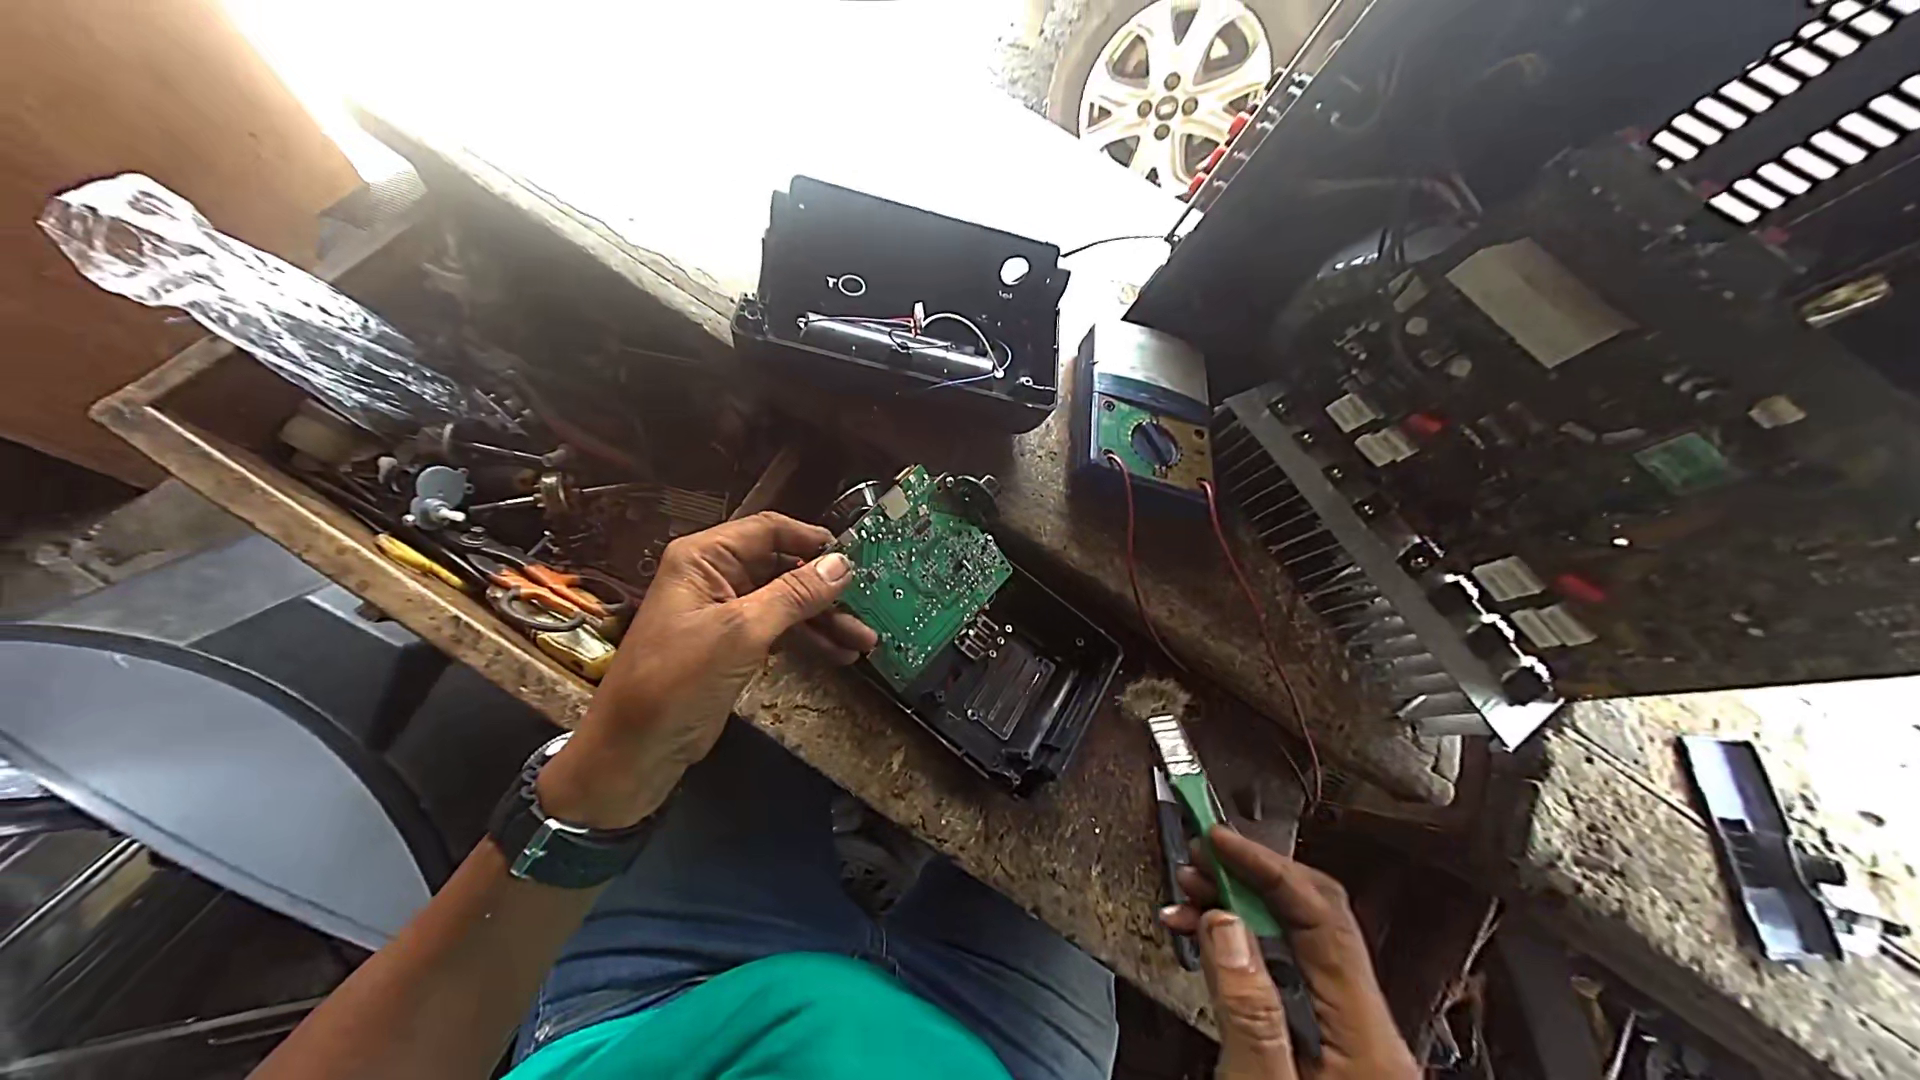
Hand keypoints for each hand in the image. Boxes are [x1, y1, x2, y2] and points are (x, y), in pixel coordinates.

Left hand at [536, 512, 876, 827]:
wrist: (634, 751)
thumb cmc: (676, 681)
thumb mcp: (741, 632)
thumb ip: (794, 595)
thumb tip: (842, 565)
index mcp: (704, 558)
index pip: (769, 531)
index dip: (812, 540)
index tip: (856, 554)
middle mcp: (716, 577)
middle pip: (783, 568)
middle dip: (825, 587)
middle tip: (868, 601)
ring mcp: (727, 613)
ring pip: (787, 602)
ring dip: (825, 618)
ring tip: (864, 638)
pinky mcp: (735, 645)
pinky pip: (782, 630)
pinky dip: (810, 640)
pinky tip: (841, 653)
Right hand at [1161, 826, 1418, 1079]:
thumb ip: (1249, 1012)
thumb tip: (1225, 921)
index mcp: (1370, 1042)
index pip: (1322, 919)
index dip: (1266, 866)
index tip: (1216, 840)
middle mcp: (1370, 1030)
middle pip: (1316, 922)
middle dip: (1251, 880)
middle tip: (1197, 863)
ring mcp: (1351, 1038)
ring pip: (1298, 944)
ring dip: (1241, 911)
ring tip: (1189, 899)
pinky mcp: (1327, 1047)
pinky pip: (1287, 974)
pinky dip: (1243, 948)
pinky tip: (1207, 944)